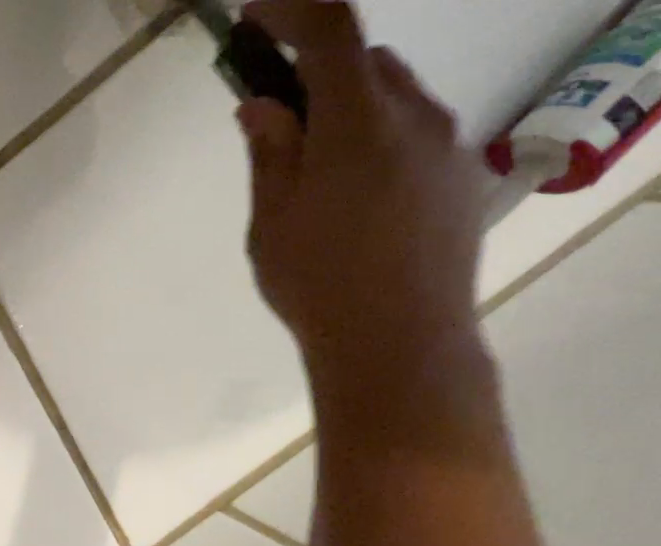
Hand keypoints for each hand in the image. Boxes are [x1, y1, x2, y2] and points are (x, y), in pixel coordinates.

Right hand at [239, 1, 488, 402]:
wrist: (399, 340)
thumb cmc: (317, 283)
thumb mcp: (271, 221)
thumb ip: (270, 154)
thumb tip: (262, 103)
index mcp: (357, 125)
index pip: (330, 35)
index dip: (291, 13)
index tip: (254, 14)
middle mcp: (415, 118)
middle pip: (366, 63)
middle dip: (319, 72)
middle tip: (274, 118)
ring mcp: (448, 145)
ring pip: (396, 98)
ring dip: (351, 108)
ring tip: (312, 171)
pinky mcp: (463, 176)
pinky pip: (417, 134)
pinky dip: (379, 140)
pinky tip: (354, 198)